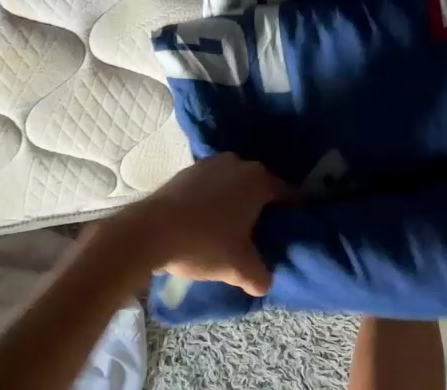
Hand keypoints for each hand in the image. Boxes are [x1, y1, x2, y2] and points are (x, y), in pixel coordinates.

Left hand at [105, 153, 286, 296]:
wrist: (150, 231)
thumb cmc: (204, 243)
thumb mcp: (238, 268)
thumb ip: (260, 276)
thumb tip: (266, 283)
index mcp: (259, 180)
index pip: (287, 193)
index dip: (294, 209)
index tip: (295, 223)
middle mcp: (239, 163)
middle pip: (259, 186)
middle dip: (262, 207)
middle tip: (262, 232)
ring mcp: (211, 163)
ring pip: (233, 184)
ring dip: (234, 201)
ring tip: (231, 229)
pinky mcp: (188, 170)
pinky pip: (211, 185)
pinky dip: (213, 200)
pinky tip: (205, 221)